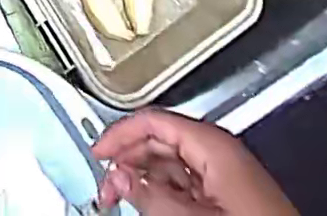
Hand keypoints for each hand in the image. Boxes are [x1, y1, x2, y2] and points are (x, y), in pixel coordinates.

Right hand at [91, 109, 298, 215]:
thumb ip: (155, 197)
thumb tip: (121, 175)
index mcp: (212, 143)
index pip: (155, 120)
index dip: (121, 133)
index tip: (98, 152)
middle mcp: (218, 149)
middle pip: (161, 138)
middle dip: (129, 158)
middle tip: (105, 185)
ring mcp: (224, 172)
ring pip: (172, 162)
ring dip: (144, 177)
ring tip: (122, 197)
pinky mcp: (228, 193)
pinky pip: (186, 181)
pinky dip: (164, 191)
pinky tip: (150, 205)